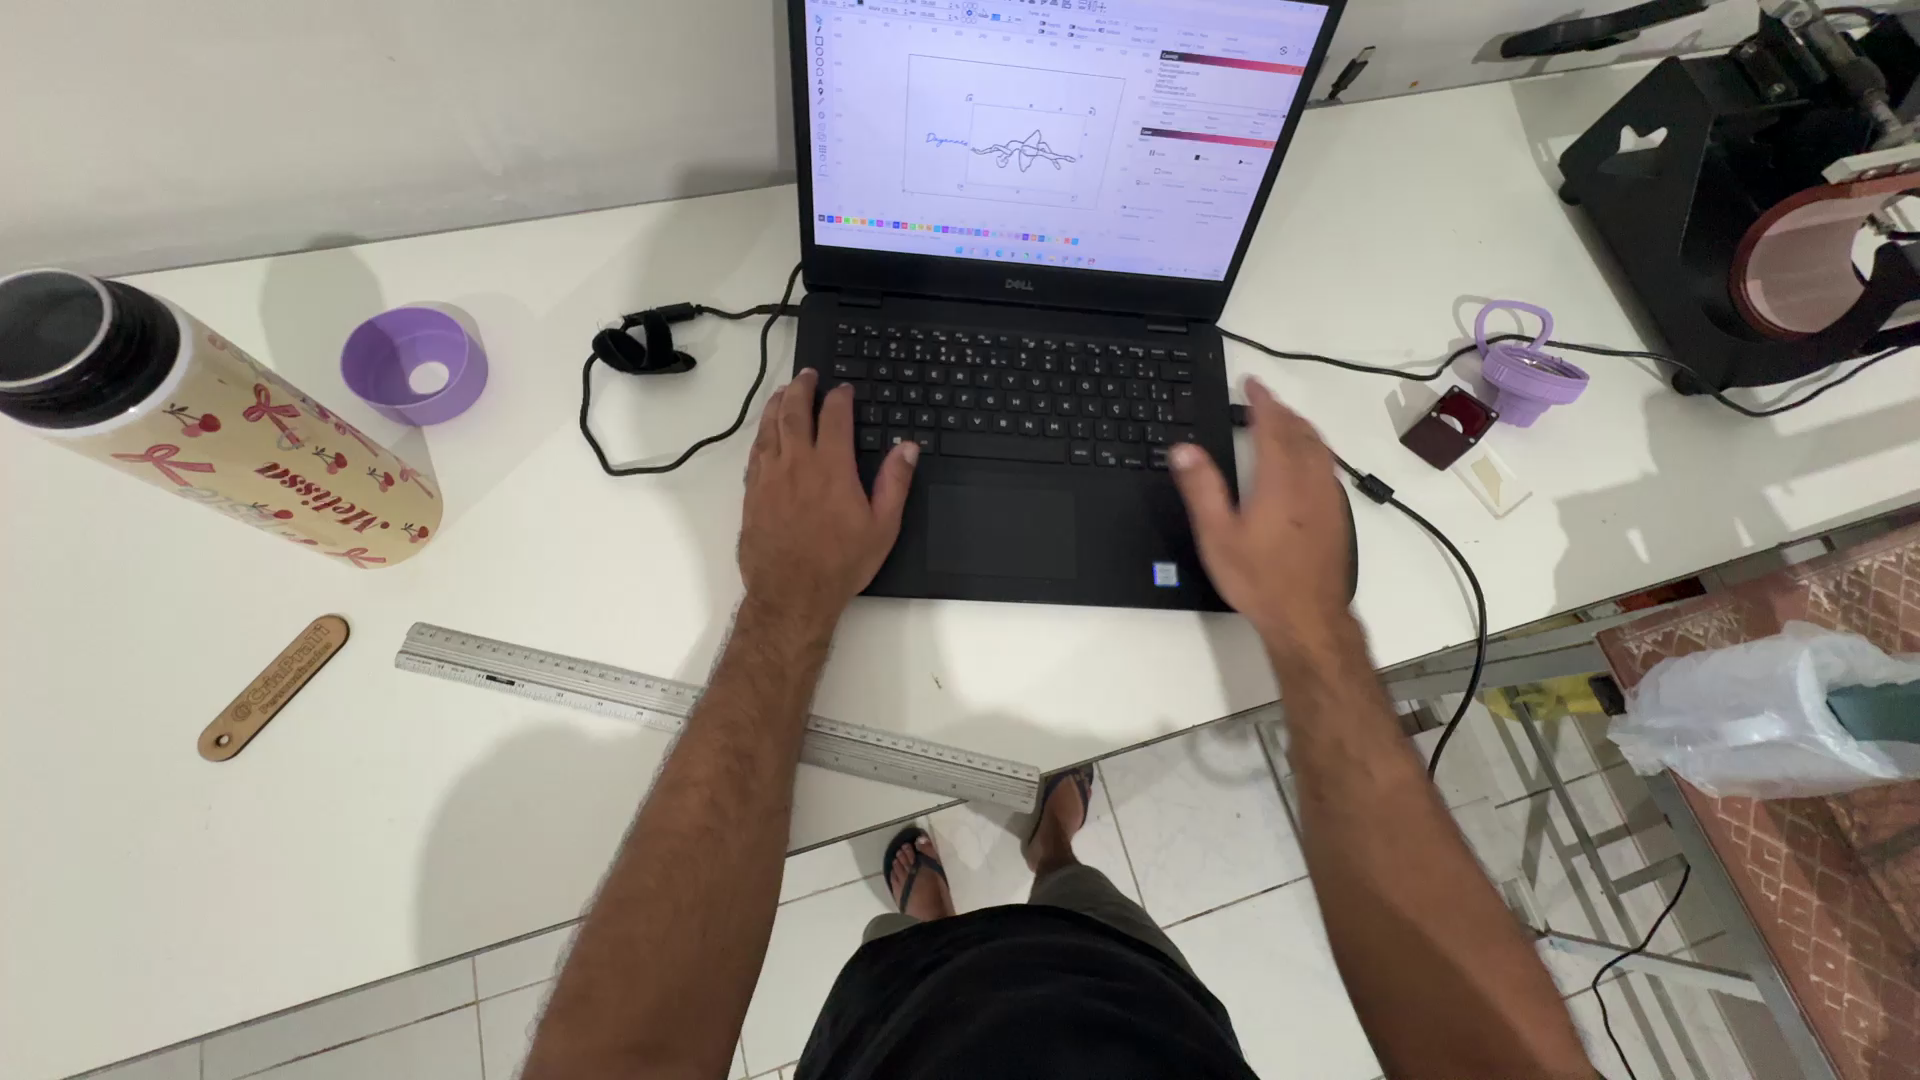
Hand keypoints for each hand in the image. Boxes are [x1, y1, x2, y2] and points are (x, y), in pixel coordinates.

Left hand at [738, 368, 917, 632]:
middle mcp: (796, 464)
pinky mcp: (752, 494)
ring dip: (778, 405)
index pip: (835, 418)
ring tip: (784, 392)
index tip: (844, 389)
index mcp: (831, 468)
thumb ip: (895, 482)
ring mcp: (769, 477)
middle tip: (808, 375)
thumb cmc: (841, 563)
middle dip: (802, 388)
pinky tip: (766, 433)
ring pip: (769, 428)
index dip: (840, 398)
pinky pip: (755, 452)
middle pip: (795, 413)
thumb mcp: (882, 526)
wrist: (792, 593)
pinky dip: (762, 434)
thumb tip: (907, 447)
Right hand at [1168, 376, 1353, 656]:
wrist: (1308, 618)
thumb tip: (1183, 449)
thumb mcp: (1217, 535)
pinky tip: (1306, 462)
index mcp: (1279, 481)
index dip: (1261, 401)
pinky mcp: (1338, 517)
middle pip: (1301, 432)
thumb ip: (1201, 488)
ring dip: (1302, 427)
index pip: (1272, 427)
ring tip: (1284, 421)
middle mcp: (1310, 483)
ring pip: (1320, 449)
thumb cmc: (1258, 579)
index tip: (1251, 383)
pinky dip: (1315, 450)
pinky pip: (1329, 468)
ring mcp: (1329, 499)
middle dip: (1282, 410)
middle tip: (1263, 399)